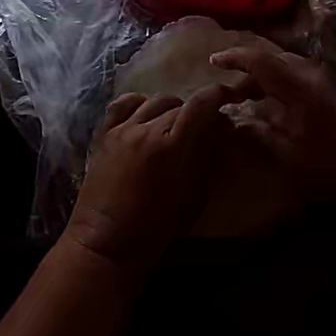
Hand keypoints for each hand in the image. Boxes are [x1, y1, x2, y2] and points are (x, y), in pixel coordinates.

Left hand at [66, 86, 231, 270]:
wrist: (106, 240)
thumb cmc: (155, 227)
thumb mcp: (193, 195)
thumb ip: (207, 157)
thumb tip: (220, 132)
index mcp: (172, 144)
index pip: (201, 104)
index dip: (219, 94)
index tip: (232, 95)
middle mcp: (146, 128)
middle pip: (180, 104)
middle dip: (197, 111)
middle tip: (205, 126)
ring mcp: (122, 128)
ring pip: (154, 101)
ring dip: (171, 109)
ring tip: (175, 125)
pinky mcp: (104, 134)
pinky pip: (123, 104)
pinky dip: (139, 104)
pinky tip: (146, 114)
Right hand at [208, 44, 335, 200]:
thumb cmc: (334, 162)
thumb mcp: (290, 150)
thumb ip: (262, 127)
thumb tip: (241, 115)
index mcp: (297, 87)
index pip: (258, 59)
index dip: (233, 57)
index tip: (214, 61)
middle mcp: (311, 72)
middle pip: (271, 59)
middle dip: (246, 70)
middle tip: (229, 91)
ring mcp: (325, 75)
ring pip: (285, 64)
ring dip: (263, 76)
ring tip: (247, 97)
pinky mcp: (334, 82)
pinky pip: (298, 72)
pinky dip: (279, 80)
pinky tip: (273, 102)